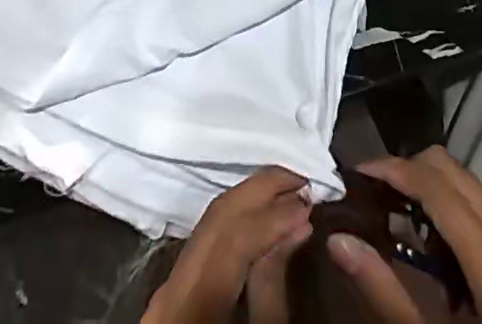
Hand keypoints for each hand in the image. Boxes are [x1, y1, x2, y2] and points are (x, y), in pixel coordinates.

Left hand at [143, 167, 313, 323]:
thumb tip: (298, 221)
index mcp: (193, 304)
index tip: (312, 198)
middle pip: (218, 215)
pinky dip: (239, 214)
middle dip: (264, 189)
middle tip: (305, 177)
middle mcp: (173, 284)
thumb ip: (275, 283)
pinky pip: (208, 231)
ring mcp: (169, 281)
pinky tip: (264, 210)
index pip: (235, 238)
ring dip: (253, 195)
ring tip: (291, 187)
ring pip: (211, 217)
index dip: (275, 213)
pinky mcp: (175, 283)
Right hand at [326, 147, 481, 323]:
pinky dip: (451, 201)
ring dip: (429, 183)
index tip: (357, 171)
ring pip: (469, 180)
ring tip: (394, 209)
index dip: (396, 170)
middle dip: (407, 170)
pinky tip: (431, 233)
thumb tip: (338, 241)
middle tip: (370, 189)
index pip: (440, 191)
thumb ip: (385, 291)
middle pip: (453, 171)